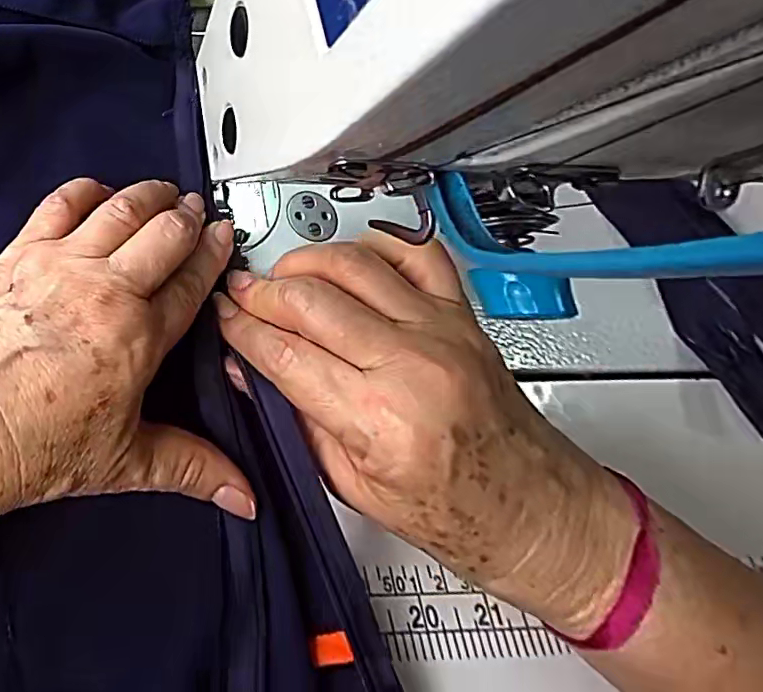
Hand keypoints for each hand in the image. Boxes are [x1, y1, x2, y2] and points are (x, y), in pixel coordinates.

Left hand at [0, 178, 252, 564]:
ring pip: (118, 210)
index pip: (191, 281)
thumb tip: (241, 493)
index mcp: (138, 337)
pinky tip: (97, 190)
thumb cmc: (31, 442)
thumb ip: (191, 467)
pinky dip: (83, 190)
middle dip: (188, 217)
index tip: (224, 239)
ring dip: (147, 196)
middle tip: (198, 212)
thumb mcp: (124, 463)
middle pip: (163, 233)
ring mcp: (60, 265)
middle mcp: (104, 290)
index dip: (213, 254)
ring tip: (161, 193)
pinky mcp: (21, 254)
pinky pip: (58, 205)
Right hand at [213, 234, 637, 636]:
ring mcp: (442, 333)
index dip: (236, 326)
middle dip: (257, 291)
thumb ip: (289, 416)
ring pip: (349, 263)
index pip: (280, 350)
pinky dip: (372, 244)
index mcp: (380, 421)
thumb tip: (243, 365)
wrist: (544, 519)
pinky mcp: (462, 317)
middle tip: (238, 293)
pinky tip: (347, 260)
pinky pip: (414, 252)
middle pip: (306, 298)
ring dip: (300, 262)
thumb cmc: (452, 512)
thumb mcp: (346, 481)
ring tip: (282, 277)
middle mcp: (413, 367)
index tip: (219, 315)